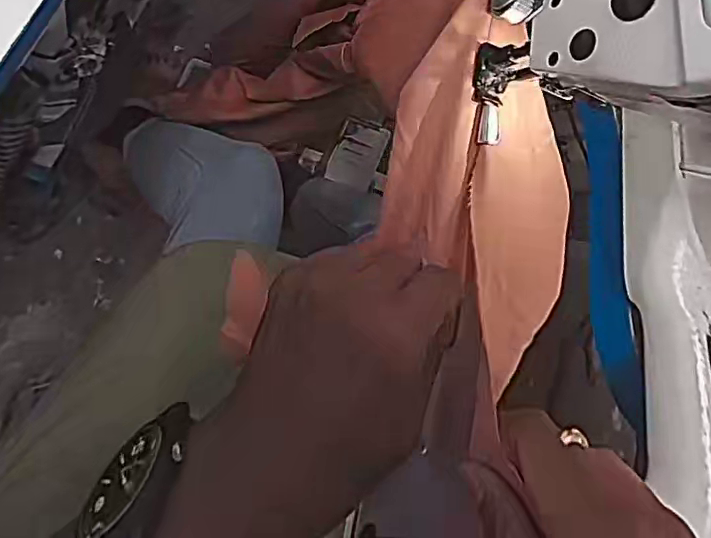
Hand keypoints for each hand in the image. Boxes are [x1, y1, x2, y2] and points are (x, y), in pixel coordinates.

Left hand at [155, 244, 462, 537]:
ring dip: (378, 275)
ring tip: (366, 309)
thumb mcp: (414, 411)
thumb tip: (442, 313)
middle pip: (408, 256)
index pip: (443, 279)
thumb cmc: (351, 450)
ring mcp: (320, 278)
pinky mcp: (291, 277)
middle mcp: (360, 291)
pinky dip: (344, 276)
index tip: (437, 320)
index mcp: (398, 329)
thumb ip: (434, 349)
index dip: (444, 302)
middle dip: (411, 284)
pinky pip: (336, 257)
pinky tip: (336, 308)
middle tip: (401, 316)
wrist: (265, 461)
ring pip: (372, 249)